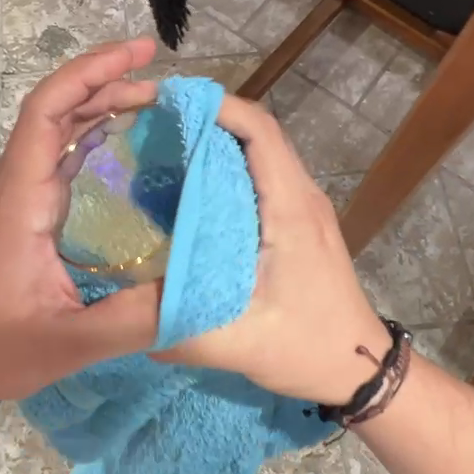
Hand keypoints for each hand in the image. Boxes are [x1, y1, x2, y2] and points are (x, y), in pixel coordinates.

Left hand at [0, 39, 163, 404]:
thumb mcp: (70, 342)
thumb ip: (134, 318)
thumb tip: (201, 283)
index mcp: (22, 200)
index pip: (47, 113)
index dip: (89, 73)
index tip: (138, 56)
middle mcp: (16, 183)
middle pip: (52, 107)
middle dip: (101, 76)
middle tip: (157, 68)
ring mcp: (16, 193)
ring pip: (53, 126)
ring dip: (96, 100)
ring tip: (149, 95)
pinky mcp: (22, 207)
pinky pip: (55, 151)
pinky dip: (88, 130)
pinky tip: (117, 134)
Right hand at [153, 94, 389, 405]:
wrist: (362, 369)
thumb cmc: (308, 348)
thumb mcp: (239, 343)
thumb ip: (177, 326)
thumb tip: (111, 310)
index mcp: (290, 208)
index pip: (259, 131)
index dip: (218, 106)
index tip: (170, 103)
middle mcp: (301, 195)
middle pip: (258, 131)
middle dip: (209, 117)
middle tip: (155, 124)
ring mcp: (304, 205)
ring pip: (262, 150)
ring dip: (219, 139)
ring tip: (167, 146)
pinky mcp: (300, 220)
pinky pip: (264, 173)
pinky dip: (230, 164)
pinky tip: (193, 187)